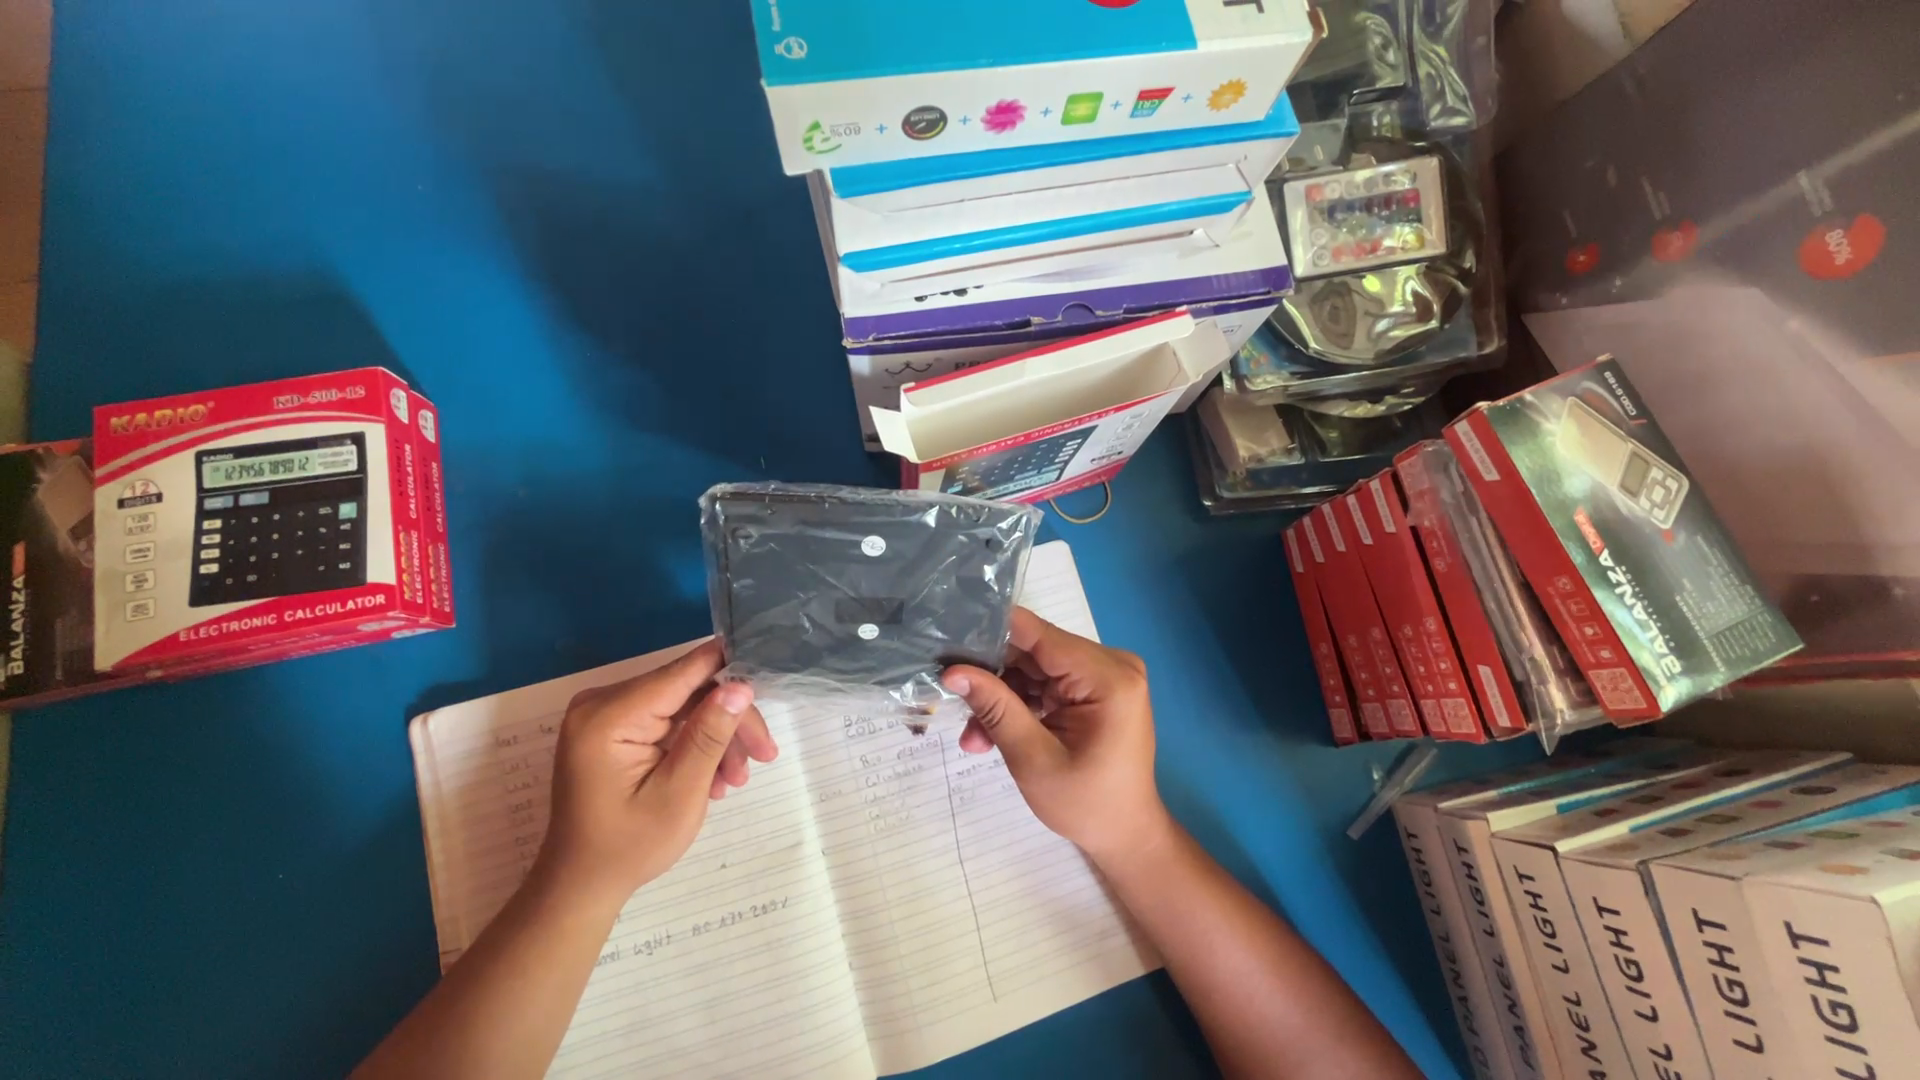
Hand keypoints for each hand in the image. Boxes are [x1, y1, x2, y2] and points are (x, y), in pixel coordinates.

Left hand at [535, 641, 778, 904]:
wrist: (582, 885)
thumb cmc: (629, 847)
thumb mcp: (680, 793)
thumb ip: (709, 735)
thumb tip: (741, 686)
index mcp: (609, 715)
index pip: (684, 673)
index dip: (730, 673)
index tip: (770, 691)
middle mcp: (602, 702)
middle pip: (688, 690)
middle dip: (729, 721)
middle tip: (764, 755)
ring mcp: (607, 714)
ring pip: (685, 706)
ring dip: (717, 737)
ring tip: (735, 780)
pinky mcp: (615, 728)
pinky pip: (669, 721)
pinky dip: (695, 744)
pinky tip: (713, 778)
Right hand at [942, 609, 1171, 866]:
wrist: (1125, 835)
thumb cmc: (1086, 804)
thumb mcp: (1032, 758)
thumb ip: (994, 708)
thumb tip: (952, 671)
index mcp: (1108, 677)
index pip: (1039, 634)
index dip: (991, 633)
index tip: (948, 643)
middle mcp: (1111, 665)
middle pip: (1035, 651)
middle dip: (993, 678)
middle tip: (954, 702)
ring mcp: (1104, 676)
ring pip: (1034, 669)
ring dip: (1001, 698)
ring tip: (974, 736)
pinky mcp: (1094, 690)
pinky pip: (1046, 683)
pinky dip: (1019, 704)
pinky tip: (991, 733)